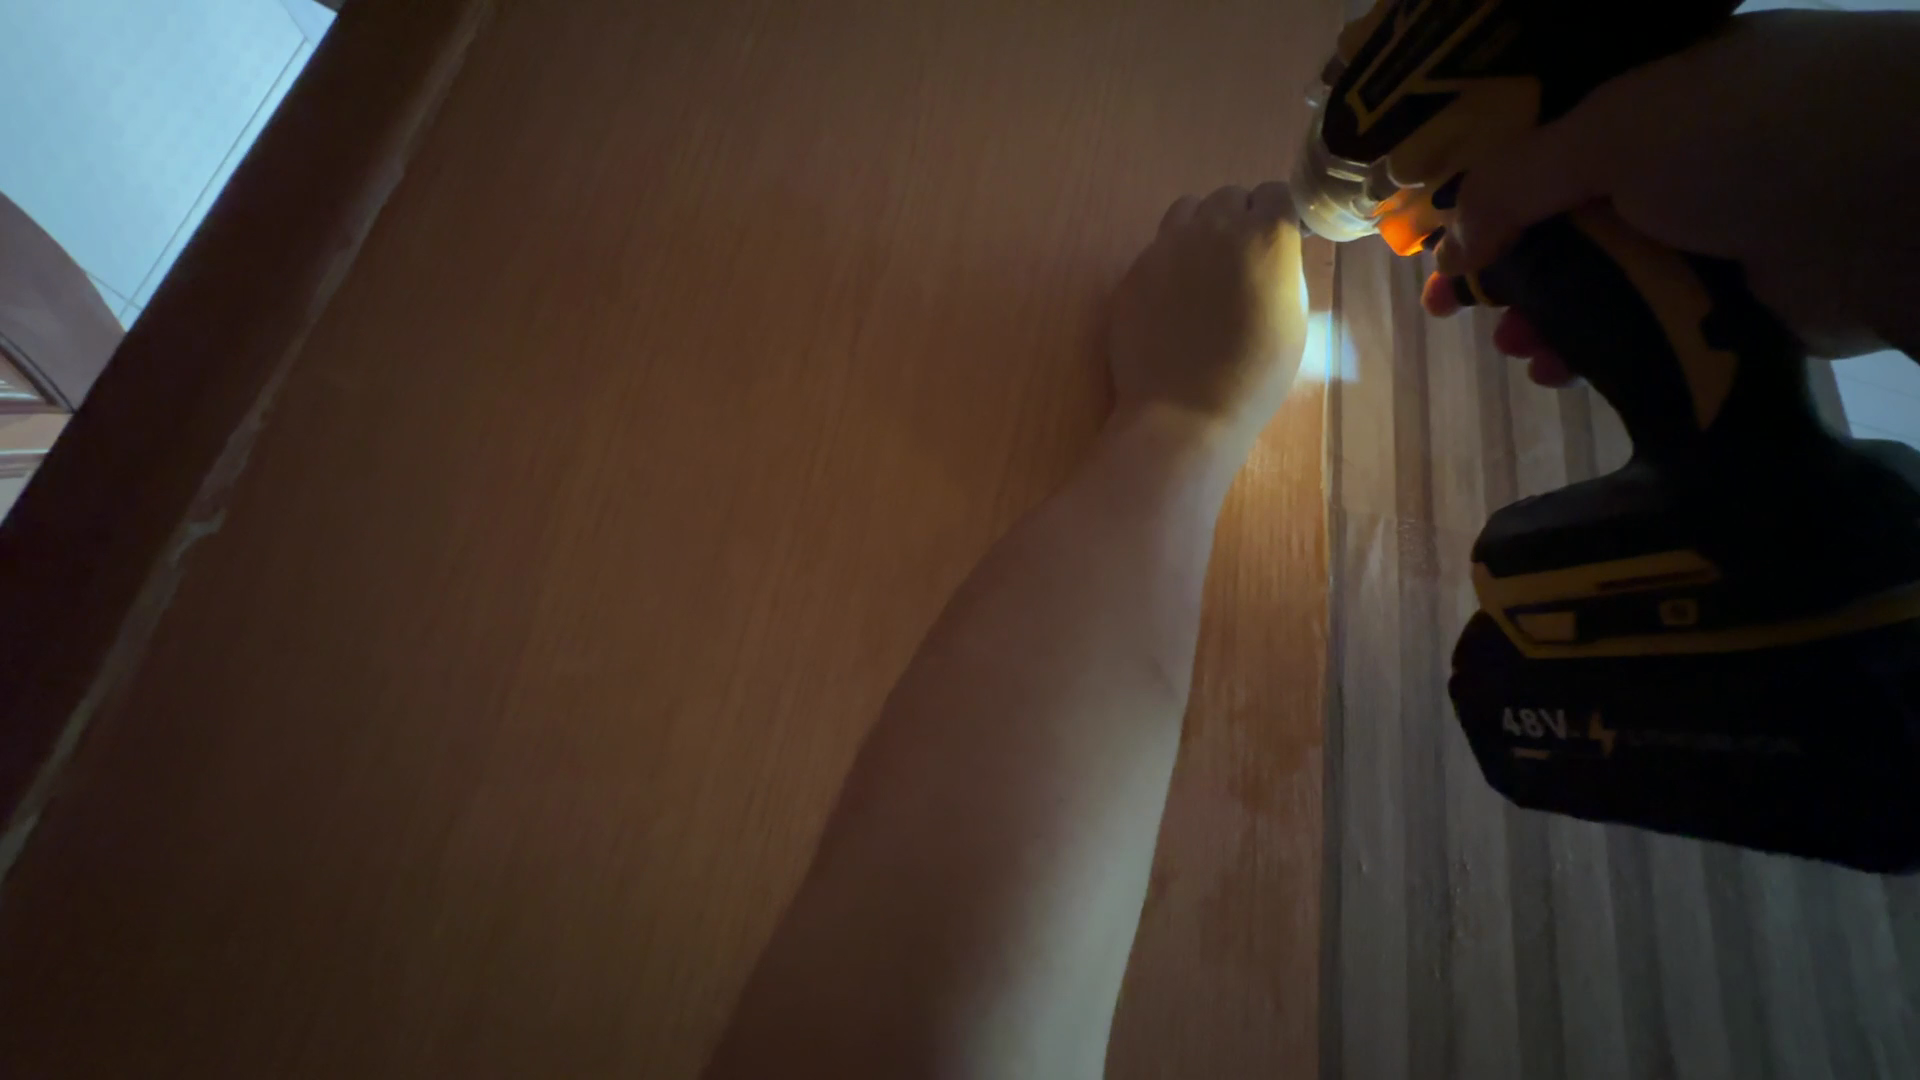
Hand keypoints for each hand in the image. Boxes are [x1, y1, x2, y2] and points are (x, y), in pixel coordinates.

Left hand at [1110, 183, 1308, 442]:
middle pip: (1227, 197)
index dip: (1275, 218)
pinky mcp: (1131, 275)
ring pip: (1185, 212)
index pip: (1274, 193)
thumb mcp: (1292, 317)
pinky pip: (1154, 251)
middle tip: (1236, 262)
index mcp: (1264, 236)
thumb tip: (1269, 255)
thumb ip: (1281, 270)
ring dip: (1198, 229)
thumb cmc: (1253, 377)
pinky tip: (1169, 302)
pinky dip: (1166, 264)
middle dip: (1236, 220)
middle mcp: (1213, 229)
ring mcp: (1164, 249)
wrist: (1184, 414)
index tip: (1274, 244)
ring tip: (1200, 270)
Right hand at [1424, 10, 1919, 384]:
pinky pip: (1623, 327)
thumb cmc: (1764, 138)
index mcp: (1640, 107)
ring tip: (1517, 350)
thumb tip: (1448, 248)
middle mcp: (1661, 166)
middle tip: (1450, 312)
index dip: (1473, 202)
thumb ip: (1512, 184)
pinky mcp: (1712, 296)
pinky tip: (1558, 370)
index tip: (1434, 249)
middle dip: (1494, 275)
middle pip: (1544, 228)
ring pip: (1579, 286)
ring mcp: (1690, 233)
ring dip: (1533, 322)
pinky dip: (1582, 352)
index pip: (1530, 156)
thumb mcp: (1617, 134)